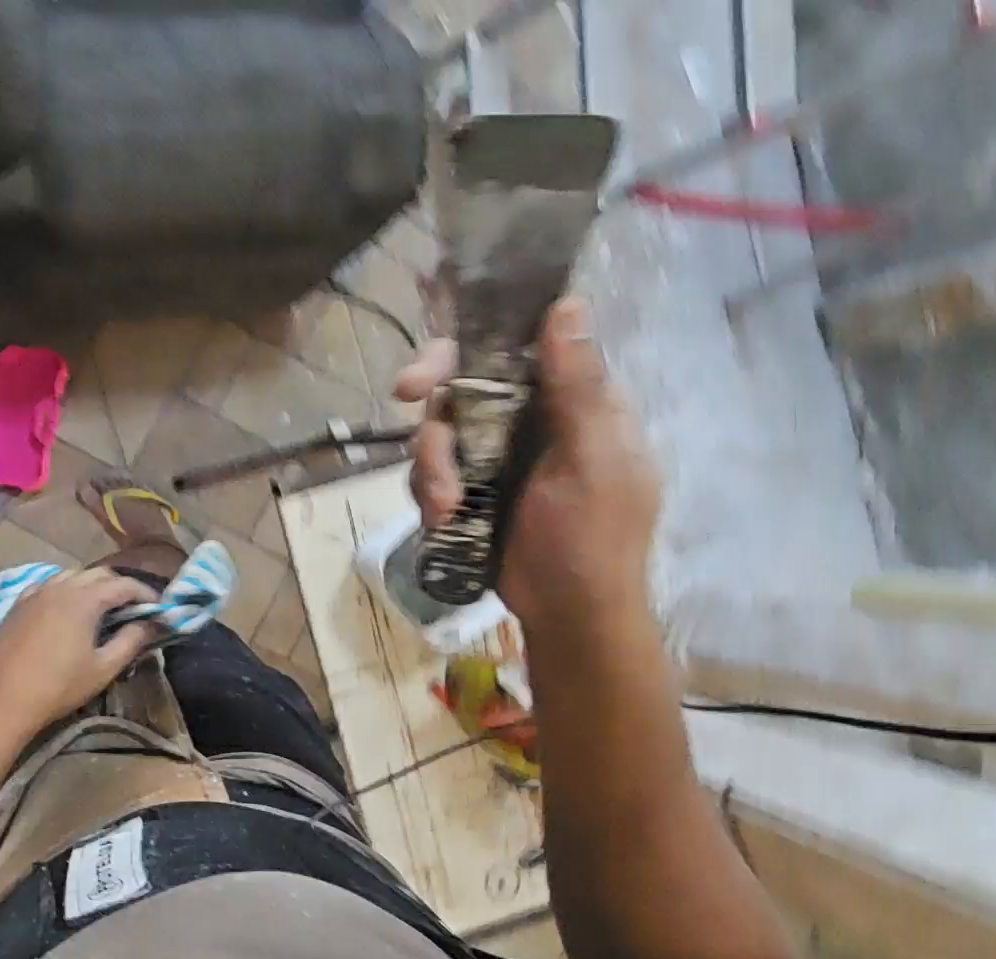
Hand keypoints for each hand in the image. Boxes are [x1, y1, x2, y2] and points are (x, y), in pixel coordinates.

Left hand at [0, 569, 159, 742]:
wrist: (5, 699)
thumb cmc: (59, 686)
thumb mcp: (104, 668)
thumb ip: (131, 641)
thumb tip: (151, 624)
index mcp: (85, 599)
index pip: (123, 585)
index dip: (145, 594)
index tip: (159, 608)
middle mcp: (61, 587)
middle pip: (99, 574)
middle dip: (120, 586)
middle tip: (134, 608)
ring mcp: (36, 592)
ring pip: (72, 575)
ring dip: (92, 585)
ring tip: (102, 607)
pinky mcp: (19, 604)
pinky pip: (49, 585)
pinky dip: (65, 589)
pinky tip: (67, 607)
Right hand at [395, 299, 660, 624]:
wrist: (568, 616)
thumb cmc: (594, 540)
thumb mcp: (593, 462)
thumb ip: (578, 388)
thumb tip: (568, 305)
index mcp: (570, 402)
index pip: (516, 347)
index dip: (469, 341)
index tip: (434, 356)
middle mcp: (528, 420)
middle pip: (464, 384)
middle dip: (435, 394)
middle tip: (402, 394)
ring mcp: (494, 456)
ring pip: (440, 431)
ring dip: (431, 464)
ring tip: (444, 506)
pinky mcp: (470, 490)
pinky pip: (431, 473)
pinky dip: (430, 493)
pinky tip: (443, 520)